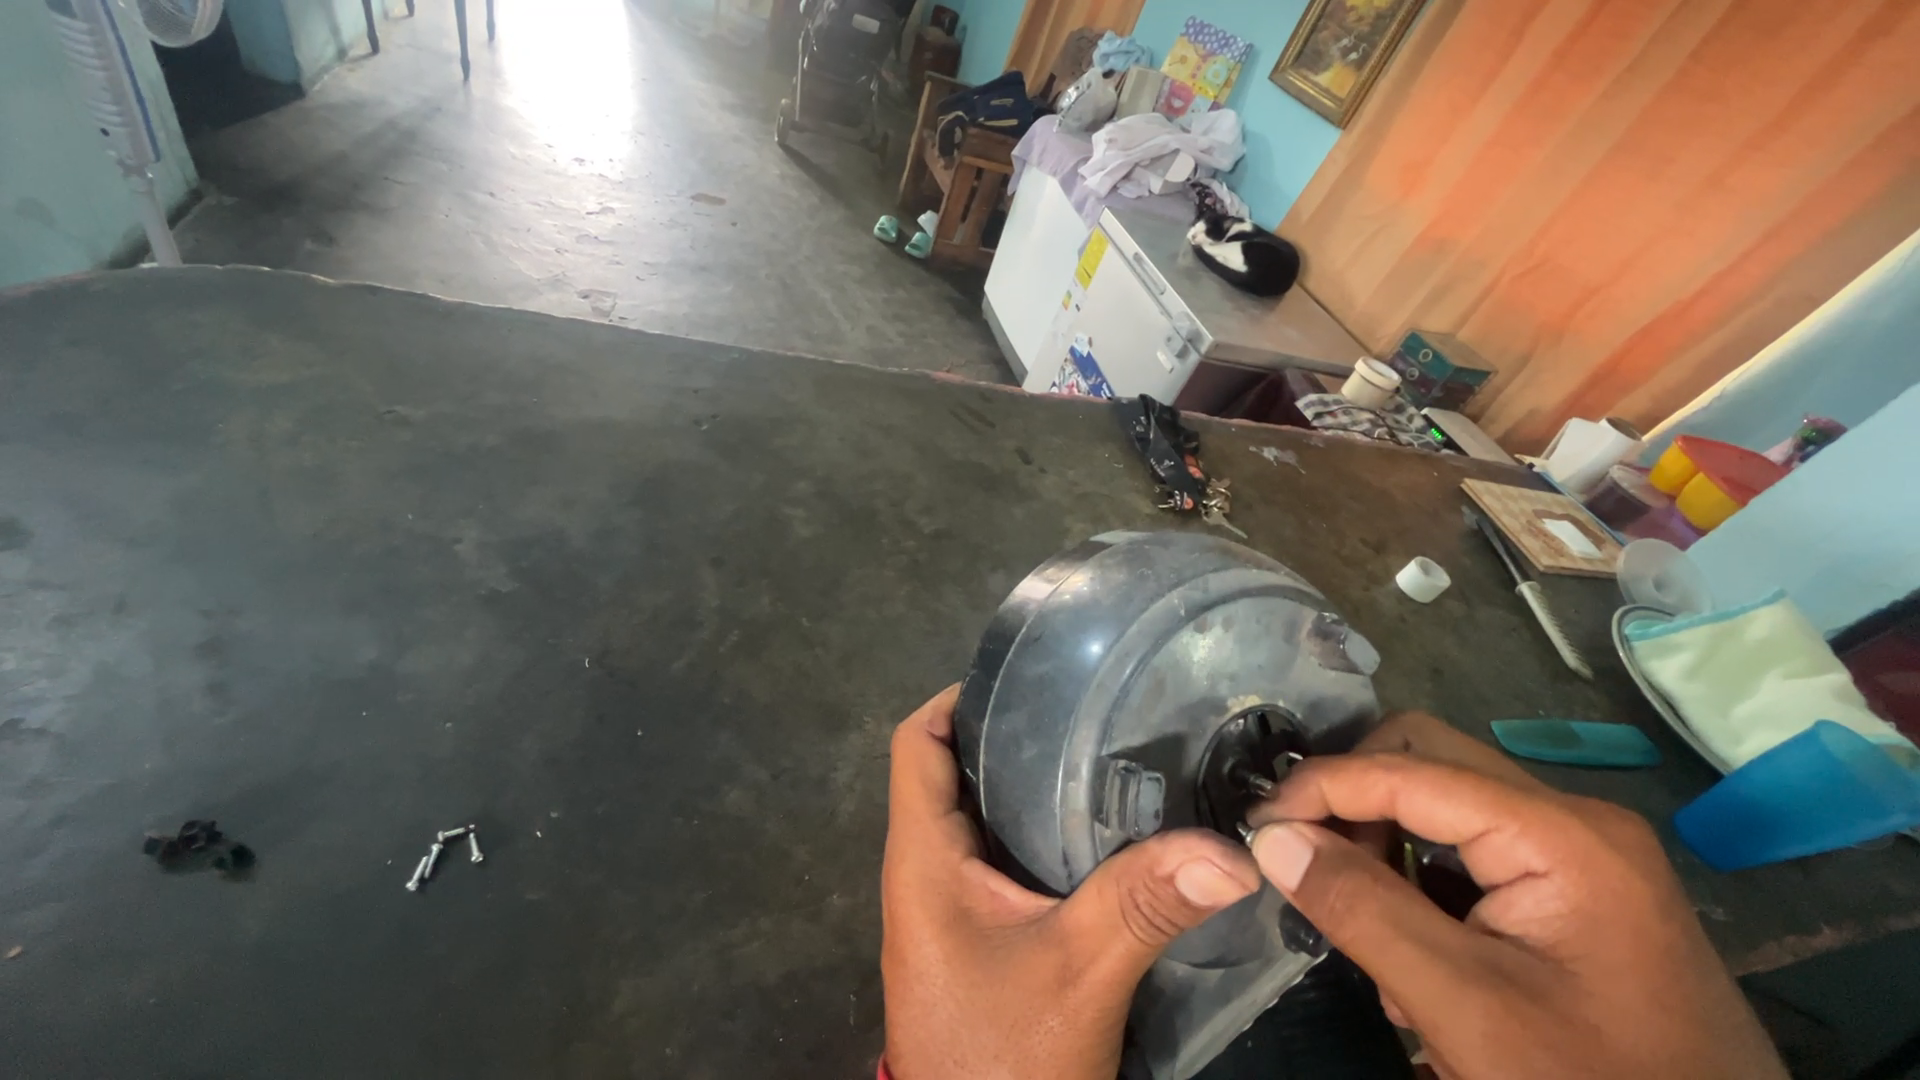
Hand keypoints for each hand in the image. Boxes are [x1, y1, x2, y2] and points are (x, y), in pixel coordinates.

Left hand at [881, 685, 1262, 1079]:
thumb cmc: (1002, 1059)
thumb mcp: (1078, 976)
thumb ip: (1143, 904)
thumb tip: (1231, 851)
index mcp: (922, 857)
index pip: (915, 743)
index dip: (955, 698)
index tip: (1022, 677)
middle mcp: (924, 868)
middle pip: (948, 768)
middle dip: (1005, 733)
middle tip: (1081, 706)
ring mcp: (946, 902)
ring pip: (976, 813)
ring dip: (1024, 782)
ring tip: (1096, 748)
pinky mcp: (972, 930)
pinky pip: (997, 854)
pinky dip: (1036, 829)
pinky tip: (1094, 827)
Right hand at [1248, 712, 1786, 1079]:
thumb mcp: (1465, 1007)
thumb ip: (1362, 910)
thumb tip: (1271, 837)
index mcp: (1558, 834)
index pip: (1404, 769)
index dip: (1319, 787)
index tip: (1257, 831)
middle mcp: (1571, 819)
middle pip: (1423, 757)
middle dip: (1351, 799)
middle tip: (1306, 859)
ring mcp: (1577, 851)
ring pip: (1440, 796)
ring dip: (1380, 836)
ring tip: (1358, 912)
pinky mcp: (1572, 887)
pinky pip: (1467, 842)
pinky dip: (1416, 868)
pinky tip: (1408, 934)